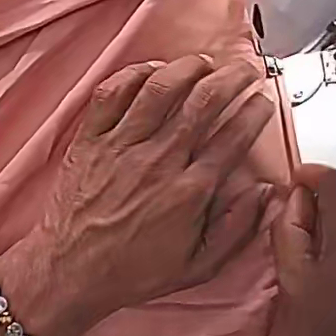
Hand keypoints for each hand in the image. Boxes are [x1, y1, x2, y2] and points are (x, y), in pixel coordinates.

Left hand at [0, 55, 275, 335]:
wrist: (71, 272)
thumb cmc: (133, 271)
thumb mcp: (198, 267)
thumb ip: (237, 229)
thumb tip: (264, 193)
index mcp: (189, 191)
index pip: (233, 137)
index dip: (254, 112)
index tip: (262, 101)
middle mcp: (158, 161)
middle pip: (204, 101)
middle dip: (233, 77)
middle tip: (245, 70)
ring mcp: (121, 146)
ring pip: (161, 88)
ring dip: (189, 67)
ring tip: (205, 63)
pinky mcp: (90, 140)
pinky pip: (113, 94)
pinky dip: (135, 74)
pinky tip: (152, 70)